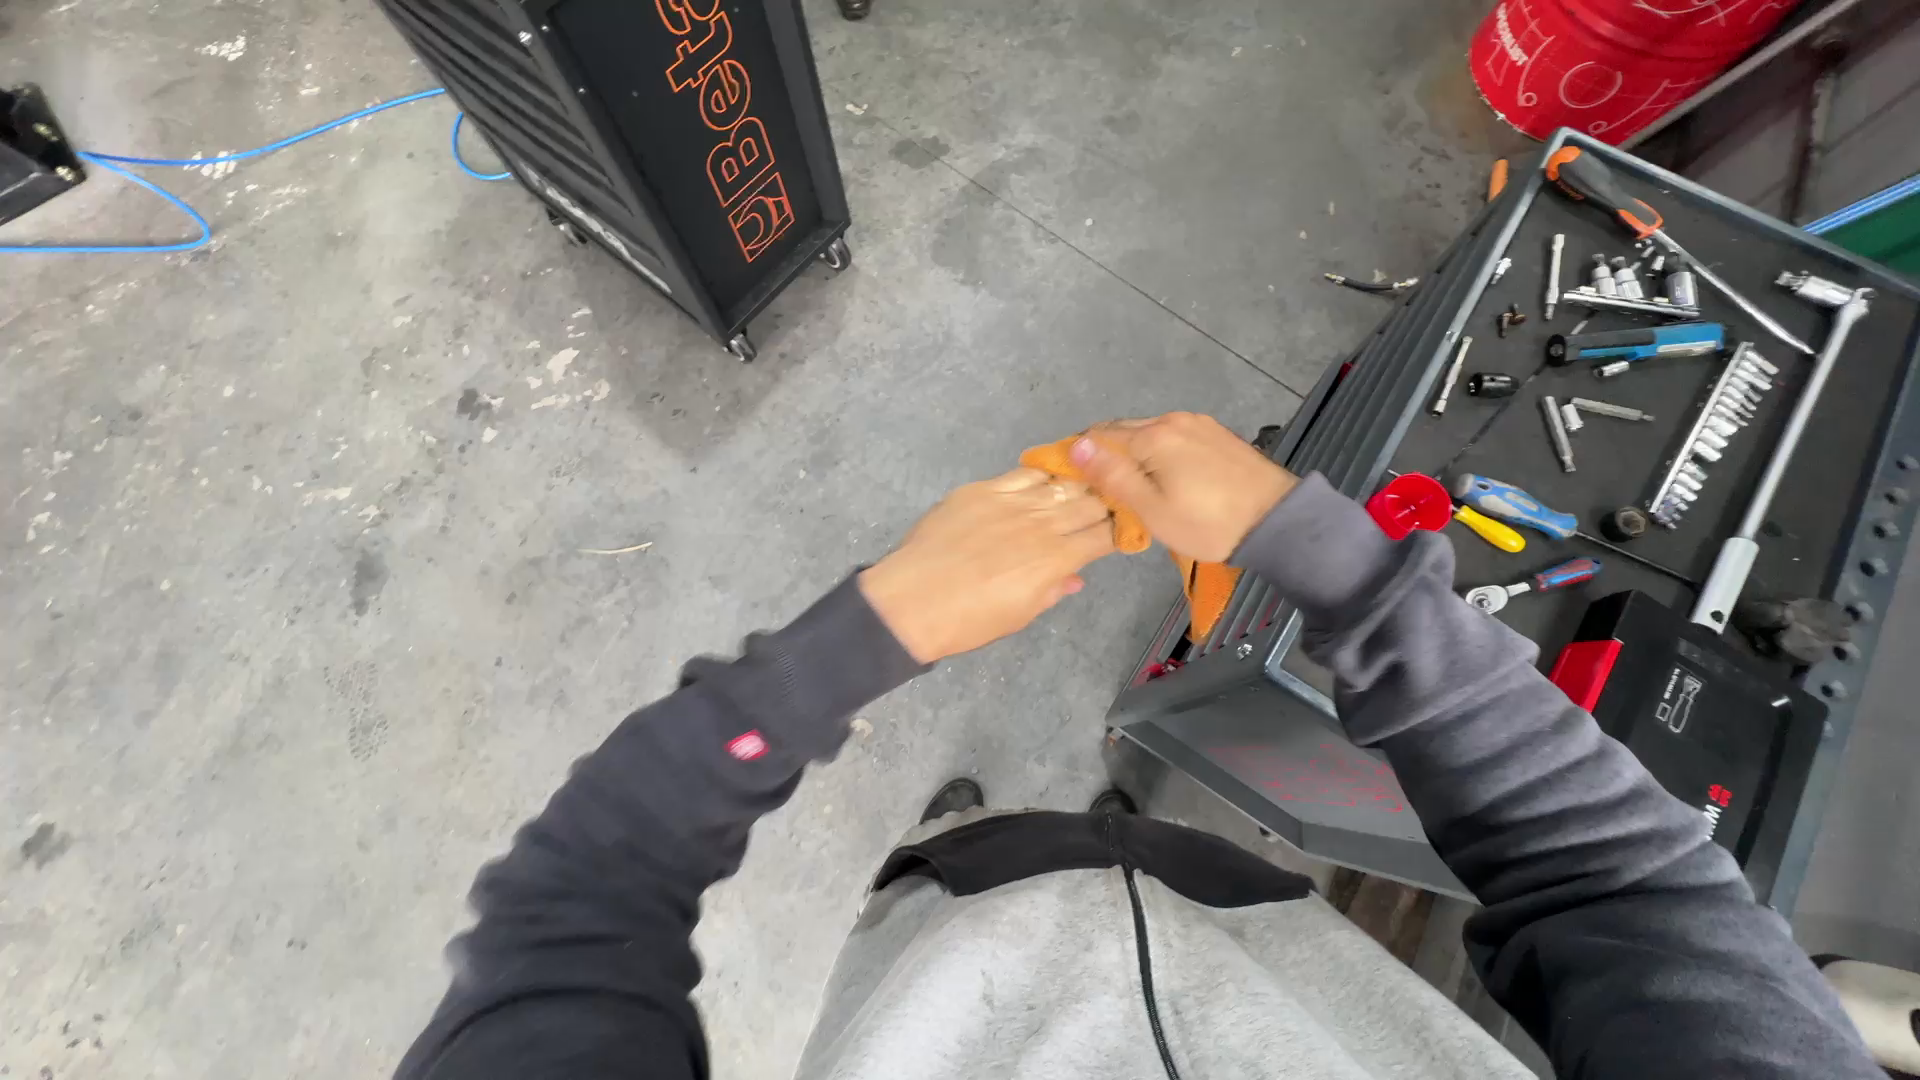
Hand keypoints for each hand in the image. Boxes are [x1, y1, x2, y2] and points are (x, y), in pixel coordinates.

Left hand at [859, 468, 1117, 663]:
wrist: (913, 601)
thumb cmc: (969, 621)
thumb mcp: (1019, 615)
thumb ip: (1052, 590)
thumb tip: (1074, 578)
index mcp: (1055, 560)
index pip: (1102, 536)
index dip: (1119, 528)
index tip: (1125, 525)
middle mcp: (1041, 524)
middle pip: (1087, 504)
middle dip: (1105, 501)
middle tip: (1113, 496)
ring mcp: (1010, 503)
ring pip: (1059, 484)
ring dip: (1078, 483)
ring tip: (1089, 479)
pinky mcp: (982, 490)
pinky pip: (1022, 473)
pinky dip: (1042, 473)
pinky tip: (1050, 473)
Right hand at [1070, 412, 1298, 560]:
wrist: (1276, 522)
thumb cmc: (1207, 523)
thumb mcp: (1151, 508)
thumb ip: (1112, 475)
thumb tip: (1075, 445)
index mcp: (1153, 436)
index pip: (1099, 436)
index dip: (1081, 457)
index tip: (1077, 483)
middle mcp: (1173, 420)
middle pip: (1124, 431)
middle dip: (1107, 454)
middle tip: (1104, 490)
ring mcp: (1199, 424)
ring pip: (1150, 434)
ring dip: (1134, 454)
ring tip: (1133, 487)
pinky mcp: (1216, 435)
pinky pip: (1174, 437)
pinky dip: (1159, 453)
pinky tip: (1164, 477)